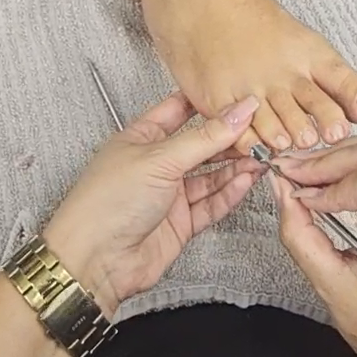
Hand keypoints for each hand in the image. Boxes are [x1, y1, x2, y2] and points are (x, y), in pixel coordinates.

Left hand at [42, 93, 263, 315]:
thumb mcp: (160, 159)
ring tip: (262, 155)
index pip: (179, 109)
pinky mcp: (180, 223)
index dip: (208, 102)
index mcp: (142, 137)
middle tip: (260, 129)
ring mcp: (168, 194)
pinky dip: (230, 193)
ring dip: (235, 166)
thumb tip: (237, 112)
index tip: (238, 95)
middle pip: (201, 144)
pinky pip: (211, 203)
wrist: (94, 261)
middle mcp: (156, 163)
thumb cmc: (107, 203)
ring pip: (210, 175)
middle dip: (230, 137)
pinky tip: (247, 181)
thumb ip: (205, 138)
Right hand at [271, 133, 356, 356]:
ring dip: (336, 157)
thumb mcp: (334, 291)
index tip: (299, 200)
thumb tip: (280, 191)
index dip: (328, 184)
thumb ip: (303, 238)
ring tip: (303, 177)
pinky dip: (349, 164)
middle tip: (289, 176)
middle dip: (326, 161)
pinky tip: (325, 181)